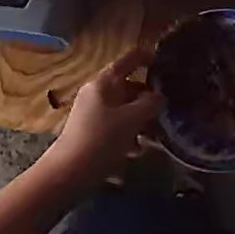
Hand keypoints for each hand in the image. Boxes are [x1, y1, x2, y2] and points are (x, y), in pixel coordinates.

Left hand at [43, 48, 159, 186]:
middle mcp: (97, 93)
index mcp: (104, 82)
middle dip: (149, 101)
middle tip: (167, 113)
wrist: (67, 175)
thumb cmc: (102, 139)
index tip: (168, 67)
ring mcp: (93, 113)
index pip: (131, 59)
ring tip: (155, 138)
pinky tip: (136, 152)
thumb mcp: (132, 119)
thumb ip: (151, 103)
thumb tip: (159, 96)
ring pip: (125, 110)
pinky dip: (128, 136)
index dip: (149, 58)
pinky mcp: (91, 133)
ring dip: (142, 122)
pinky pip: (116, 127)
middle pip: (130, 87)